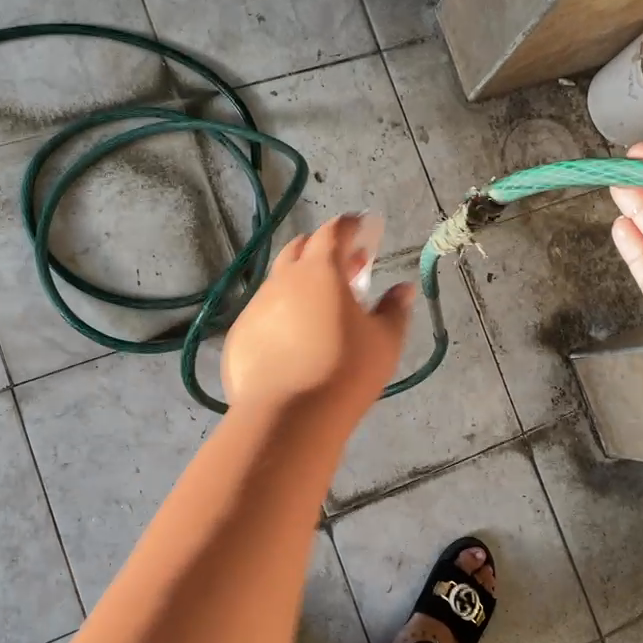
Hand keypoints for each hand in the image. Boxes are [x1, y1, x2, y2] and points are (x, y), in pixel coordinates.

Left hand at [222, 215, 414, 423]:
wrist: (288, 417)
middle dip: (325, 250)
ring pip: (280, 282)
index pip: (335, 231)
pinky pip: (264, 314)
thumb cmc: (345, 372)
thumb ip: (395, 309)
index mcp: (321, 270)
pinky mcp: (239, 337)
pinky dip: (282, 315)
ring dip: (302, 283)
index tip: (365, 229)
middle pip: (301, 249)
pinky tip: (295, 341)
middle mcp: (283, 280)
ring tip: (323, 309)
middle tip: (349, 269)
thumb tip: (403, 289)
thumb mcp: (385, 342)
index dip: (351, 226)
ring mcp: (256, 307)